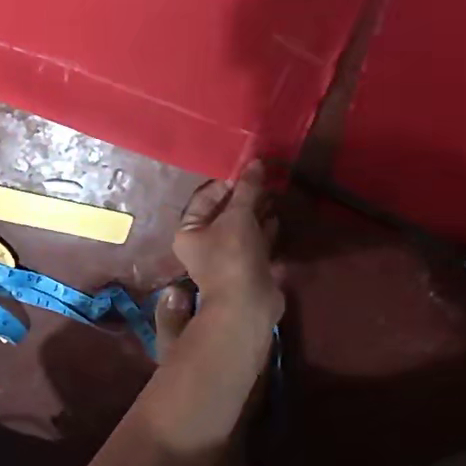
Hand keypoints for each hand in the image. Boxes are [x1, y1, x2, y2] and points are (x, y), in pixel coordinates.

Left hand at [172, 161, 283, 326]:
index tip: (249, 170)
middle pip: (225, 212)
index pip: (205, 197)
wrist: (248, 304)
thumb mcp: (238, 216)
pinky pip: (255, 243)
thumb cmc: (233, 255)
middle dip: (246, 196)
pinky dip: (264, 230)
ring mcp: (226, 258)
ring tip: (274, 193)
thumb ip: (247, 188)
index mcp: (189, 231)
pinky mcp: (247, 268)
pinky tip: (277, 218)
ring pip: (242, 227)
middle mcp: (203, 244)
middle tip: (266, 179)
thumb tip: (256, 162)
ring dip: (257, 212)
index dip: (227, 182)